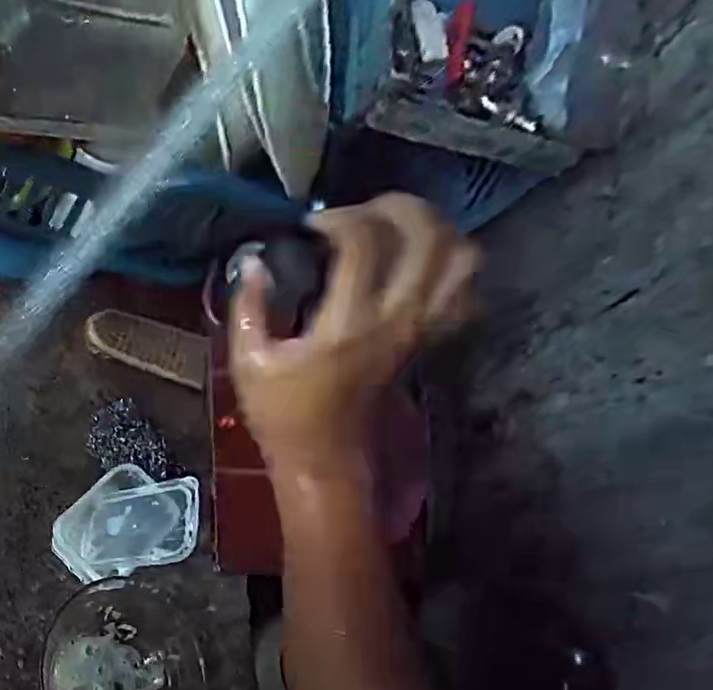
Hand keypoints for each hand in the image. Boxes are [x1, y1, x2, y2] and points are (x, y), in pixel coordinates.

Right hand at [230, 194, 478, 477]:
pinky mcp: (427, 341)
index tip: (310, 226)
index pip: (363, 244)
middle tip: (359, 213)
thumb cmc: (281, 415)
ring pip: (460, 257)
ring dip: (432, 229)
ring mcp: (419, 330)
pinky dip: (451, 266)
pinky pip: (465, 291)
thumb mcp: (248, 364)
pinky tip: (418, 265)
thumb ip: (248, 310)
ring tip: (394, 229)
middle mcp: (395, 320)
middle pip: (426, 235)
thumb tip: (253, 264)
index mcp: (346, 325)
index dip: (338, 219)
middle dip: (394, 207)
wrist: (322, 458)